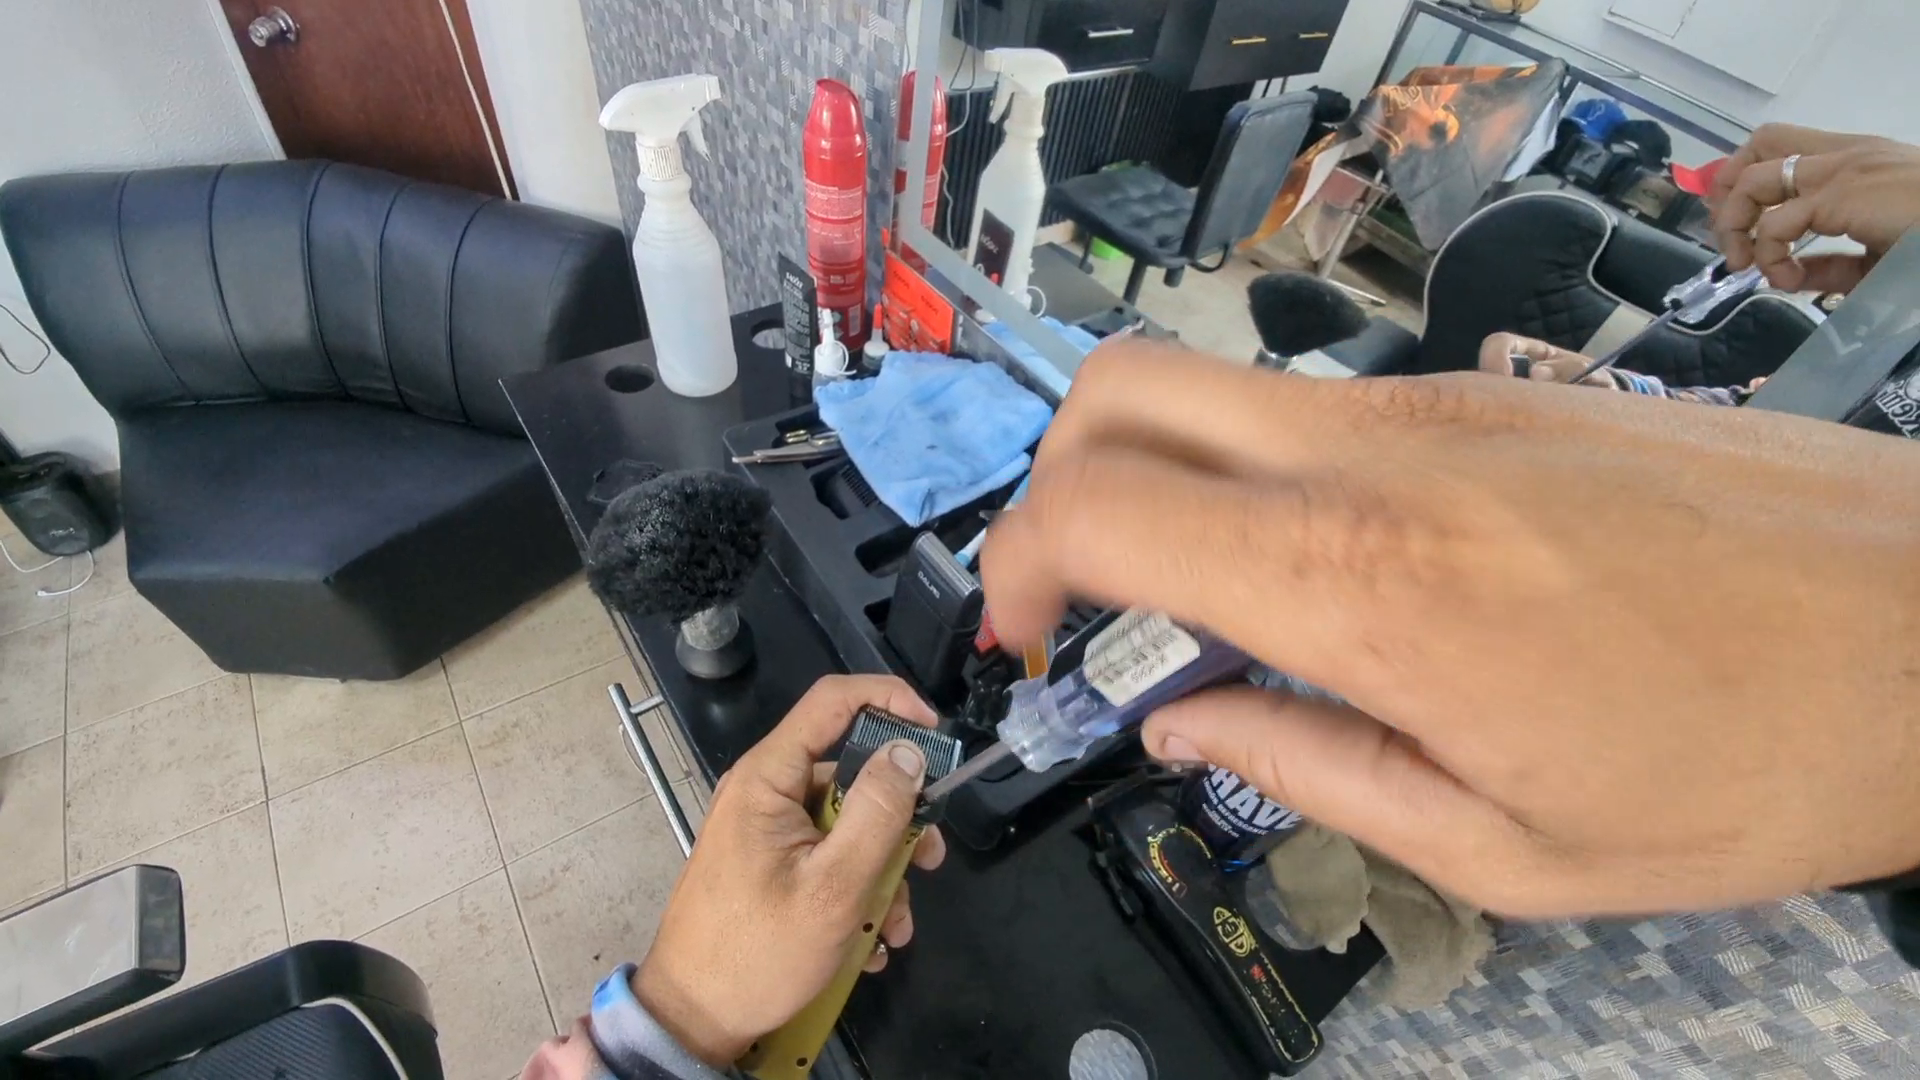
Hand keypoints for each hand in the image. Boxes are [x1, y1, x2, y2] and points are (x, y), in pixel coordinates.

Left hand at [633, 676, 945, 1065]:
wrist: (692, 1024)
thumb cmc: (758, 953)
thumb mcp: (833, 887)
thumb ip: (877, 813)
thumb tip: (908, 752)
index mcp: (769, 775)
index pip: (833, 699)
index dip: (889, 699)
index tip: (935, 731)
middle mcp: (768, 787)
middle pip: (851, 768)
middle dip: (898, 814)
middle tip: (930, 857)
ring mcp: (769, 825)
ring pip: (847, 817)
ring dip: (882, 865)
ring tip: (896, 922)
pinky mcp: (773, 857)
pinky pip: (829, 849)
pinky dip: (857, 884)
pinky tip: (870, 935)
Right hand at [980, 341, 1919, 918]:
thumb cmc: (1741, 757)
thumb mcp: (1495, 843)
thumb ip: (1296, 767)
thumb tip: (1179, 727)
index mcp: (1352, 577)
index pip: (1097, 507)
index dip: (1015, 565)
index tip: (1024, 637)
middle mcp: (1353, 456)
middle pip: (1112, 392)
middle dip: (1044, 484)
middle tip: (1069, 587)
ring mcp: (1398, 403)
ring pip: (1181, 387)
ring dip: (1129, 477)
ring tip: (1166, 584)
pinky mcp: (1437, 390)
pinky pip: (1266, 411)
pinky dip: (1215, 474)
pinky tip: (1274, 558)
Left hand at [1712, 123, 1919, 293]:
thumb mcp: (1873, 250)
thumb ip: (1826, 263)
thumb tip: (1787, 275)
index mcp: (1853, 160)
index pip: (1777, 146)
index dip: (1736, 178)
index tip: (1729, 218)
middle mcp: (1846, 155)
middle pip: (1755, 152)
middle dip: (1725, 196)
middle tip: (1731, 237)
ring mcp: (1844, 170)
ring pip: (1751, 182)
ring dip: (1733, 228)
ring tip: (1746, 263)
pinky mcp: (1842, 192)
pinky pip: (1772, 224)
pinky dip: (1766, 257)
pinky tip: (1785, 278)